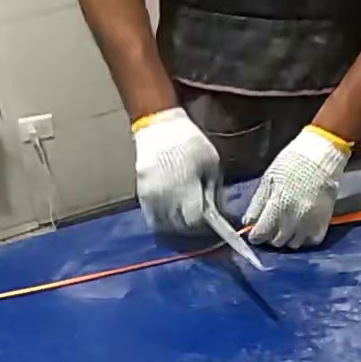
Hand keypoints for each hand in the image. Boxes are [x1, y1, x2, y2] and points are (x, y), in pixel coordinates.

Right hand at [132, 108, 221, 234]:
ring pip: (165, 228)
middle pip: (180, 229)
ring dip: (178, 231)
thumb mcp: (210, 163)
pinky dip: (165, 225)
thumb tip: (218, 214)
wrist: (157, 129)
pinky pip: (154, 221)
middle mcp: (166, 198)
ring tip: (188, 227)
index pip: (195, 221)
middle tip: (202, 231)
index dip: (205, 229)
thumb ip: (213, 191)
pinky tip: (174, 220)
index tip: (213, 230)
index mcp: (186, 188)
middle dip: (193, 232)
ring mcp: (151, 201)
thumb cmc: (188, 143)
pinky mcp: (142, 200)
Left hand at [245, 126, 352, 247]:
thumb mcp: (268, 180)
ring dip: (288, 238)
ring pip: (293, 244)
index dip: (256, 235)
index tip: (256, 231)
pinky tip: (303, 228)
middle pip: (276, 242)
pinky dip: (306, 238)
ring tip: (288, 226)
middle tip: (273, 225)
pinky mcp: (323, 220)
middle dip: (271, 236)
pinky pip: (312, 241)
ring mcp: (309, 221)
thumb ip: (257, 204)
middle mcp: (292, 219)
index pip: (260, 234)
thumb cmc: (292, 163)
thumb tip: (248, 223)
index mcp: (277, 207)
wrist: (323, 152)